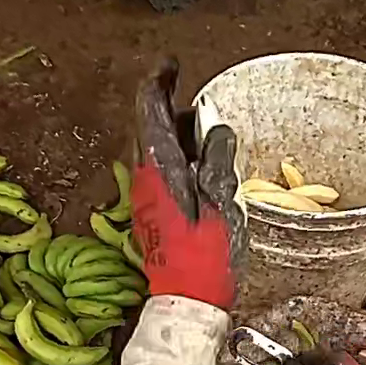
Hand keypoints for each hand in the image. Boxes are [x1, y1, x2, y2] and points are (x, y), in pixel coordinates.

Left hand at [130, 58, 244, 308]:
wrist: (185, 300)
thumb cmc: (205, 257)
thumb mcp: (221, 205)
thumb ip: (217, 162)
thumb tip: (214, 131)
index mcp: (159, 171)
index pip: (148, 113)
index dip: (157, 82)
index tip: (170, 64)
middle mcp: (144, 179)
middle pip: (148, 129)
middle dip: (170, 108)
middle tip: (198, 105)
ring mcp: (144, 196)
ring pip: (153, 150)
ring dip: (175, 134)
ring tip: (204, 134)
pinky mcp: (150, 210)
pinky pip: (158, 170)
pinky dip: (176, 156)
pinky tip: (199, 165)